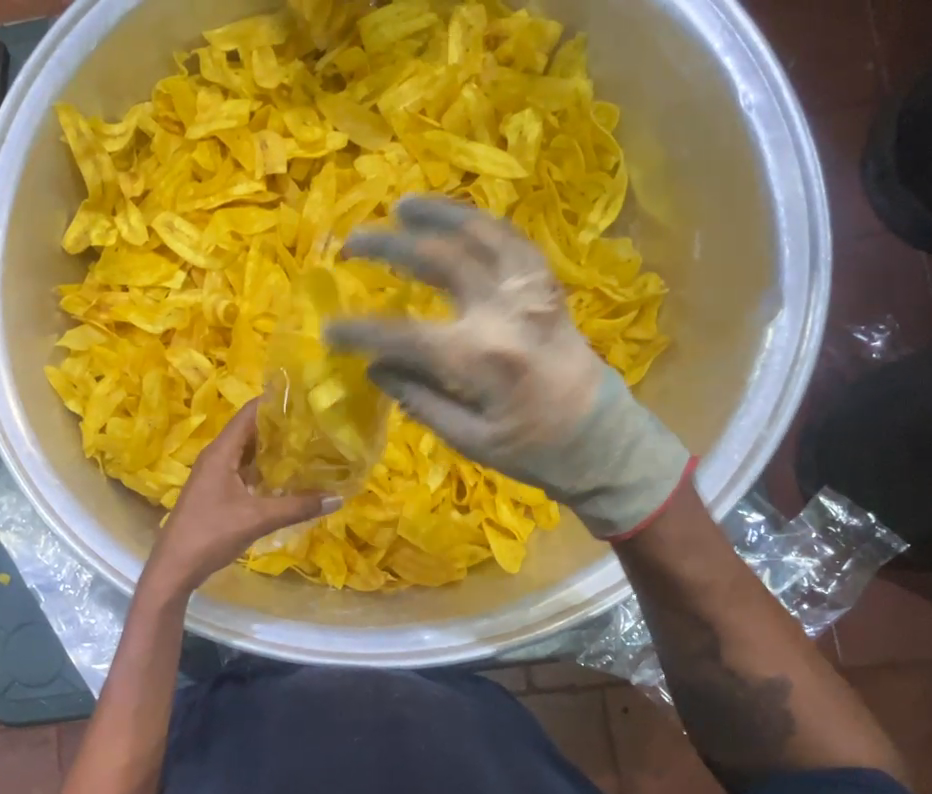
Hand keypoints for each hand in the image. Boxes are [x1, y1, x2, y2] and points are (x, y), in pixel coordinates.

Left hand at [142, 402, 336, 595]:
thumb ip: (297, 506)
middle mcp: (216, 457)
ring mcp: (214, 476)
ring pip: (247, 454)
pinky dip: (264, 472)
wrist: (175, 566)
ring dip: (272, 451)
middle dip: (280, 427)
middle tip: (315, 424)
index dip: (275, 402)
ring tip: (308, 446)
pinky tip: (287, 479)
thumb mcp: (257, 518)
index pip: (249, 413)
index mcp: (221, 452)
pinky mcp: (216, 494)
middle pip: (250, 431)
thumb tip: (337, 498)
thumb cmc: (211, 534)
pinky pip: (243, 473)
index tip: (306, 398)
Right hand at [326, 196, 694, 539]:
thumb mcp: (468, 439)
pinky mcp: (548, 289)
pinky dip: (480, 225)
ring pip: (482, 235)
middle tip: (352, 243)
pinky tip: (455, 221)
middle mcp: (507, 313)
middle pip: (441, 261)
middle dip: (390, 247)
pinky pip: (513, 242)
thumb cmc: (532, 450)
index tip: (328, 330)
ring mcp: (533, 293)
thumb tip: (375, 367)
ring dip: (439, 215)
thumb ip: (419, 399)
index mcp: (482, 359)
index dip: (361, 331)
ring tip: (402, 205)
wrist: (603, 441)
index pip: (404, 335)